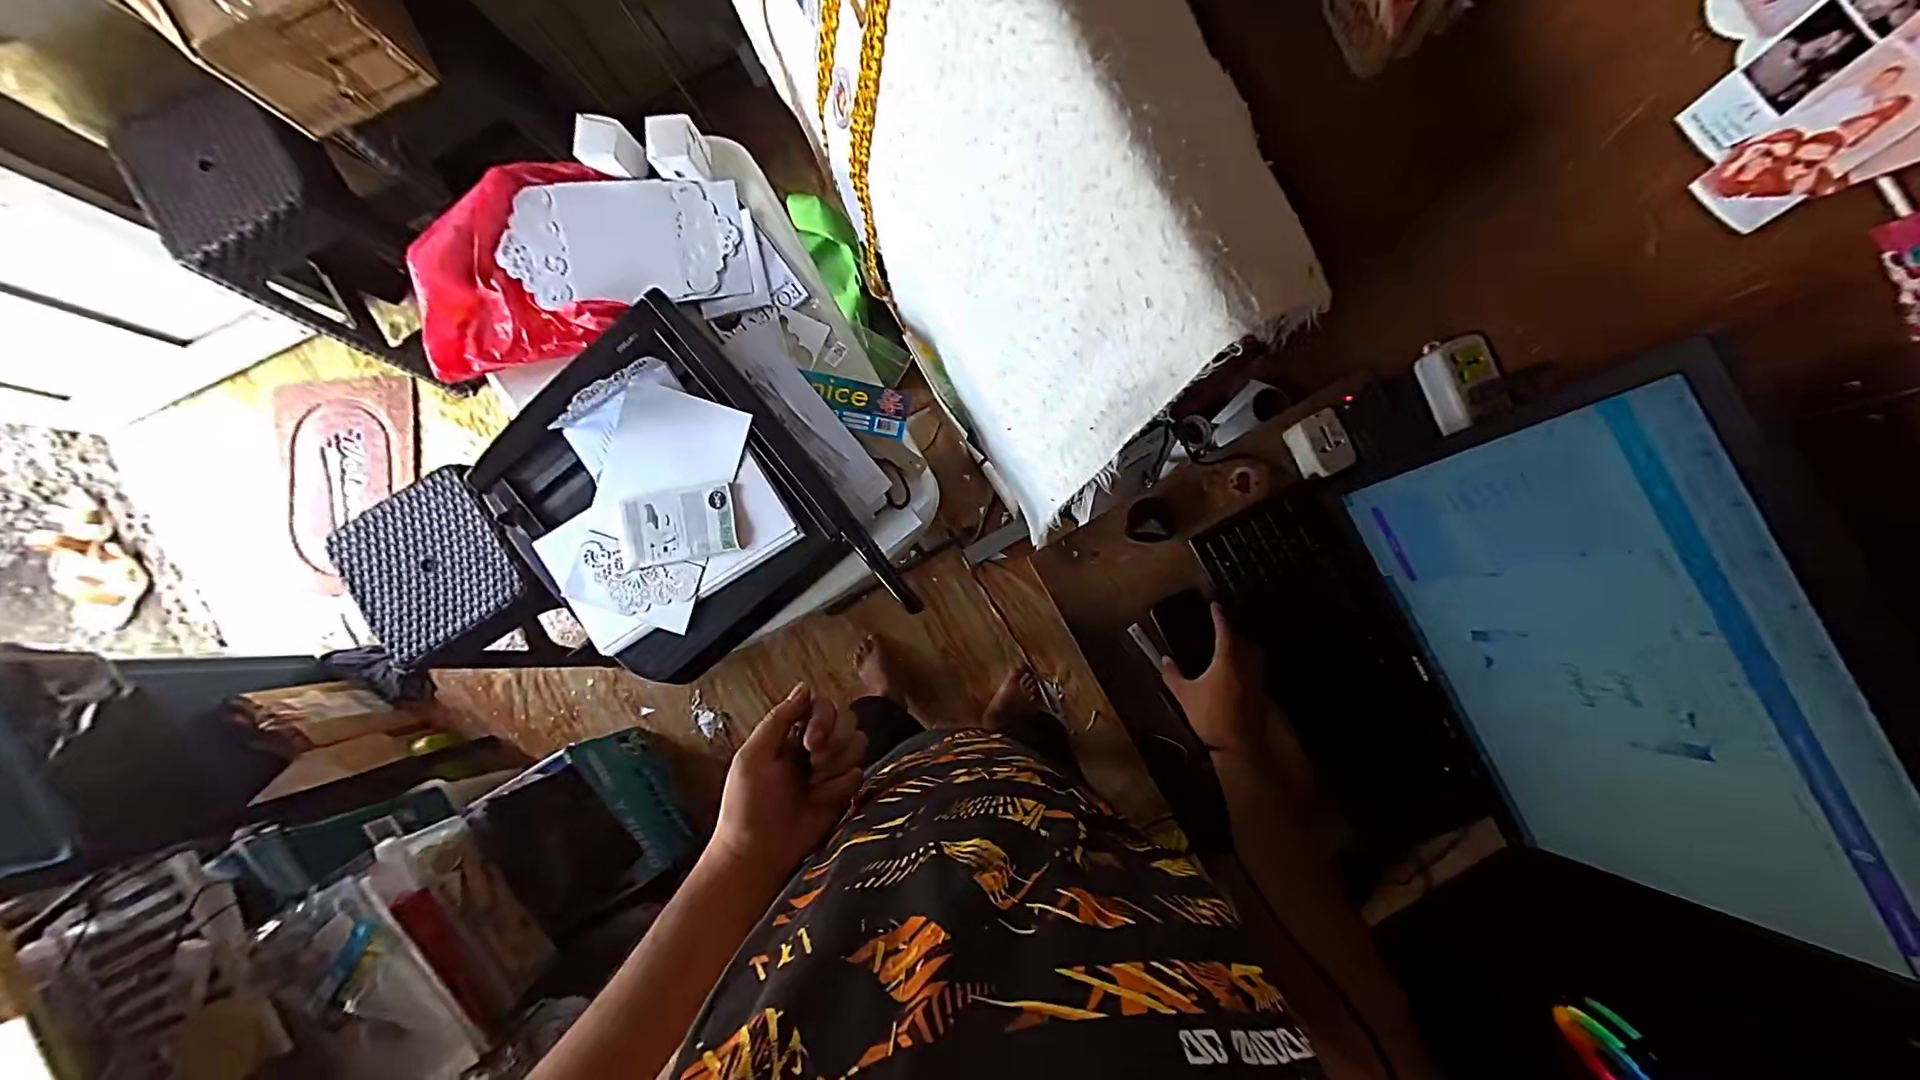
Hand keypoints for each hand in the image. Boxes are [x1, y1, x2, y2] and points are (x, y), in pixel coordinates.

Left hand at [710, 683, 866, 876]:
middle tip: (813, 765)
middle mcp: (814, 745)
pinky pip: (858, 774)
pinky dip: (840, 787)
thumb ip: (778, 719)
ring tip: (813, 785)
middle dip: (834, 742)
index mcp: (790, 732)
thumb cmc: (746, 806)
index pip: (823, 704)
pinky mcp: (842, 791)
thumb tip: (805, 687)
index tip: (810, 742)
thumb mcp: (752, 757)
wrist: (758, 854)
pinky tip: (820, 801)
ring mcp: (830, 767)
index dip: (823, 718)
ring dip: (837, 764)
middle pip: (847, 720)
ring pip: (858, 743)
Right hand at [1159, 603, 1268, 755]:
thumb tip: (1165, 659)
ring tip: (1230, 648)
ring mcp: (1256, 680)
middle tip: (1222, 630)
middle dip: (1235, 632)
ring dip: (1244, 647)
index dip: (1219, 617)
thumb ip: (1173, 675)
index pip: (1225, 632)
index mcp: (1226, 662)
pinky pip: (1256, 669)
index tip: (1215, 606)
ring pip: (1254, 655)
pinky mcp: (1260, 693)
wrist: (1236, 744)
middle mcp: (1245, 666)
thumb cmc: (1209, 716)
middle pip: (1245, 641)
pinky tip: (1236, 672)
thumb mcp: (1184, 695)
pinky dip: (1247, 663)